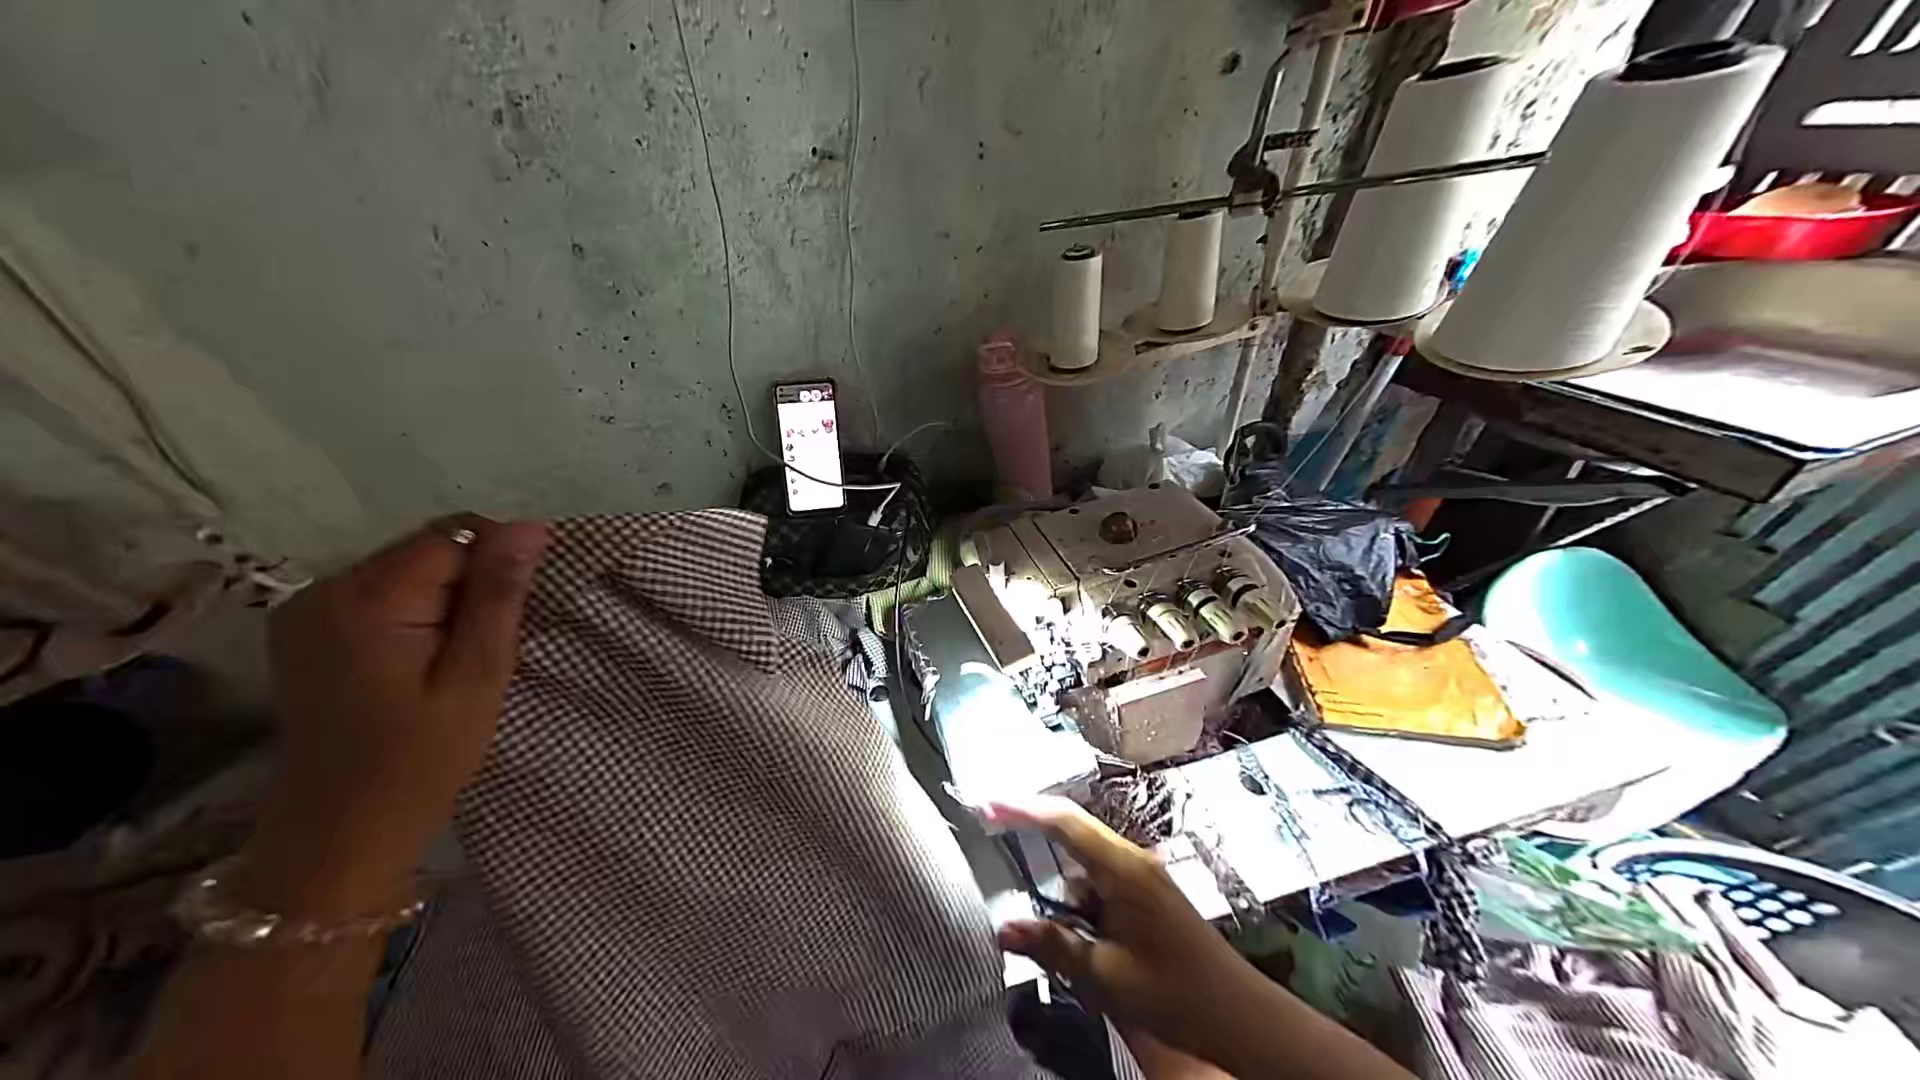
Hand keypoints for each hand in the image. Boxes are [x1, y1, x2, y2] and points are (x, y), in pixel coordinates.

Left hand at [235, 517, 549, 913]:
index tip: (521, 607)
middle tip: (489, 643)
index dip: (499, 560)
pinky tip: (427, 655)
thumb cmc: (422, 756)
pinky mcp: (308, 629)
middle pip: (428, 547)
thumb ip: (499, 595)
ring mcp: (307, 609)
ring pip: (409, 568)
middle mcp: (324, 589)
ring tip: (461, 653)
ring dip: (449, 597)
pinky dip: (420, 610)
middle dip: (472, 581)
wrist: (342, 829)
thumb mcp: (478, 674)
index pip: (454, 534)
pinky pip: (384, 592)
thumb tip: (529, 527)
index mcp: (367, 599)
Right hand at [981, 797, 1278, 1067]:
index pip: (1065, 823)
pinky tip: (1083, 942)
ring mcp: (1140, 875)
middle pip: (1072, 834)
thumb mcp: (1107, 976)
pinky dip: (1081, 904)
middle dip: (1033, 836)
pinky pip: (1099, 885)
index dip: (1023, 809)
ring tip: (1058, 936)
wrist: (1239, 1015)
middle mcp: (1131, 860)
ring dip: (1062, 891)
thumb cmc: (1175, 993)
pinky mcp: (1144, 893)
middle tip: (995, 840)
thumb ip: (1054, 946)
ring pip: (1083, 866)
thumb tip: (1002, 928)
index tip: (987, 803)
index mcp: (1123, 869)